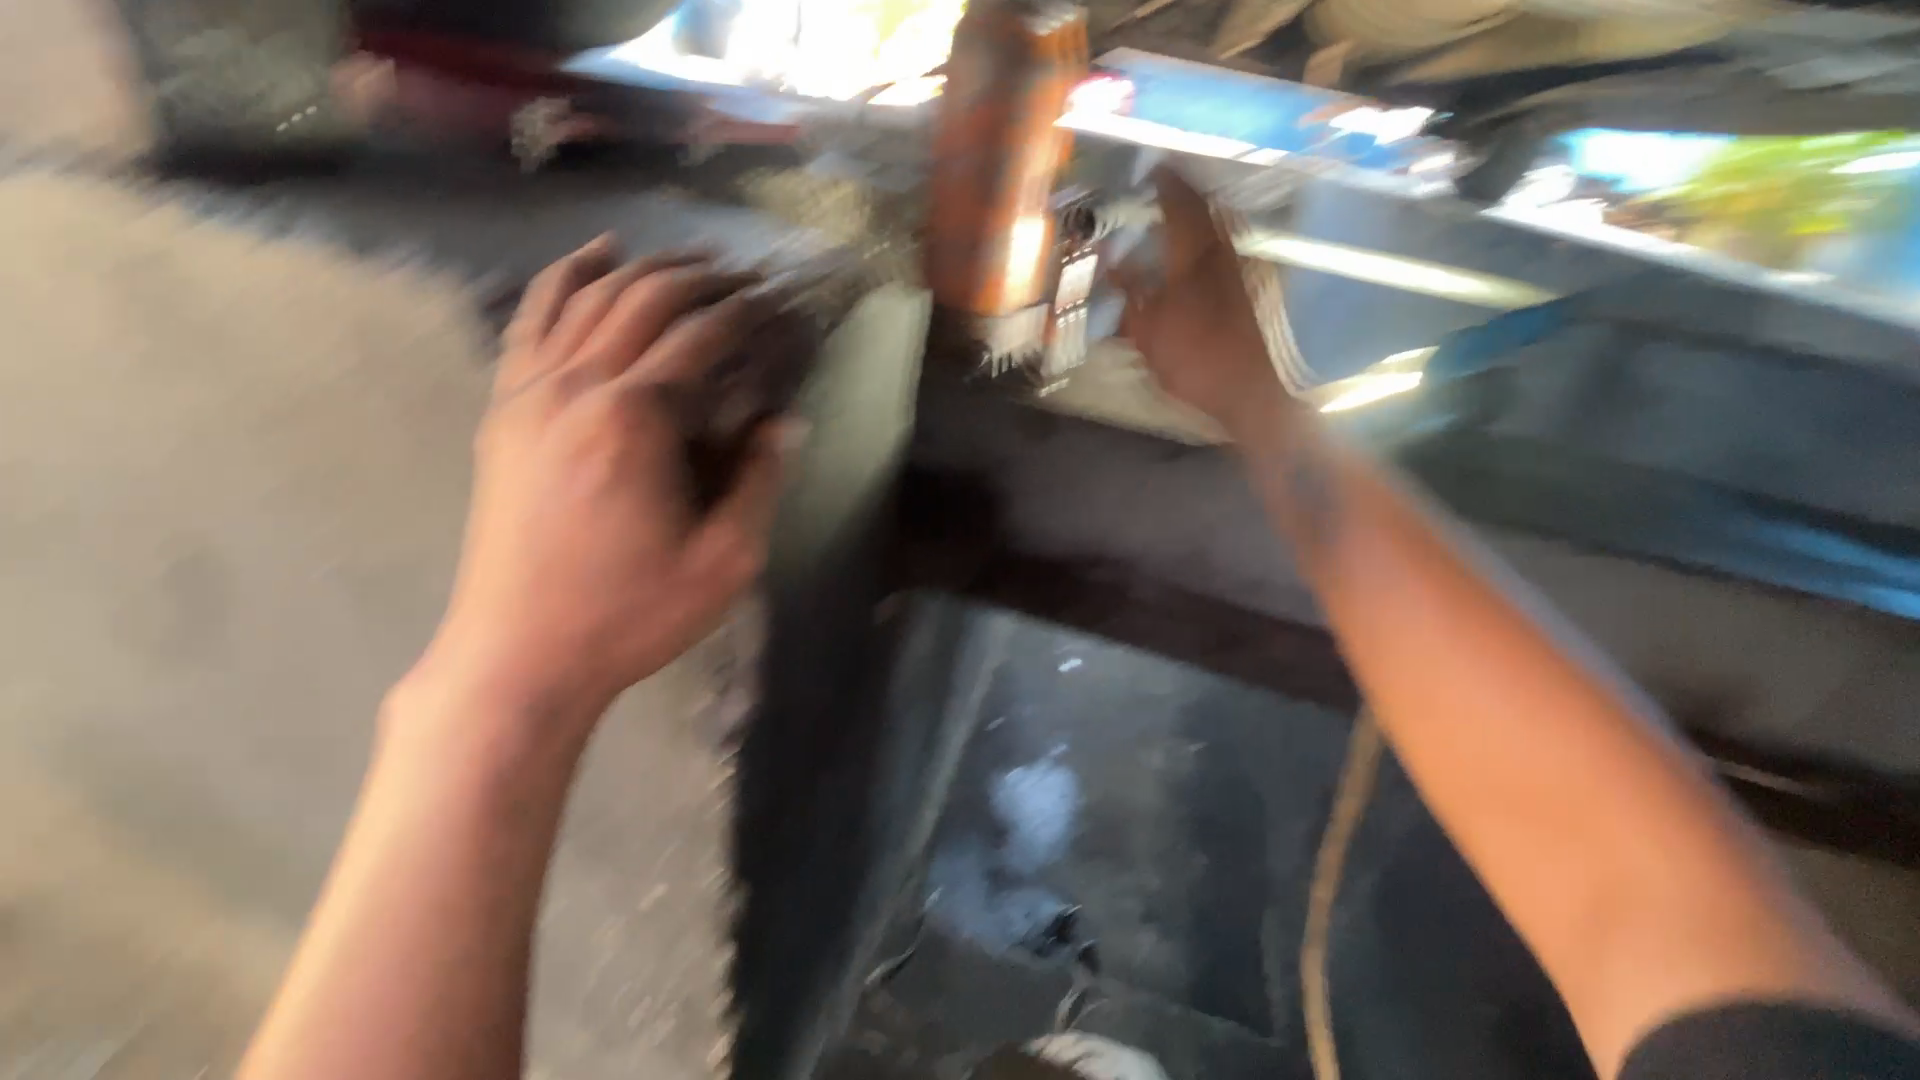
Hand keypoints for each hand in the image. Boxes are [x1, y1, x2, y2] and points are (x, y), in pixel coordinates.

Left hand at [421, 236, 793, 719]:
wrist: (521, 653)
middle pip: (646, 299)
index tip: (779, 301)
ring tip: (687, 259)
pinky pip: (533, 320)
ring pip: (590, 297)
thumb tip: (783, 420)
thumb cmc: (631, 613)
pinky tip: (595, 258)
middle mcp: (578, 385)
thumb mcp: (725, 561)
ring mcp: (529, 391)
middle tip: (745, 276)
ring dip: (644, 268)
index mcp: (636, 419)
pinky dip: (566, 279)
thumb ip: (758, 480)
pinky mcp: (503, 409)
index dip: (747, 312)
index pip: (701, 337)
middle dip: (703, 277)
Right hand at [1118, 167, 1288, 437]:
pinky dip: (1212, 244)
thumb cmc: (1195, 361)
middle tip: (1163, 190)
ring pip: (1220, 230)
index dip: (1166, 183)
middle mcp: (1223, 252)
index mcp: (1193, 255)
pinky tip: (1198, 258)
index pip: (1179, 204)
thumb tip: (1111, 264)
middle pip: (1206, 210)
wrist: (1253, 391)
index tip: (1152, 169)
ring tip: (1178, 220)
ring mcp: (1244, 269)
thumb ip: (1129, 296)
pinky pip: (1228, 252)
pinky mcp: (1255, 288)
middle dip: (1184, 196)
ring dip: (1200, 219)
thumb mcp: (1148, 334)